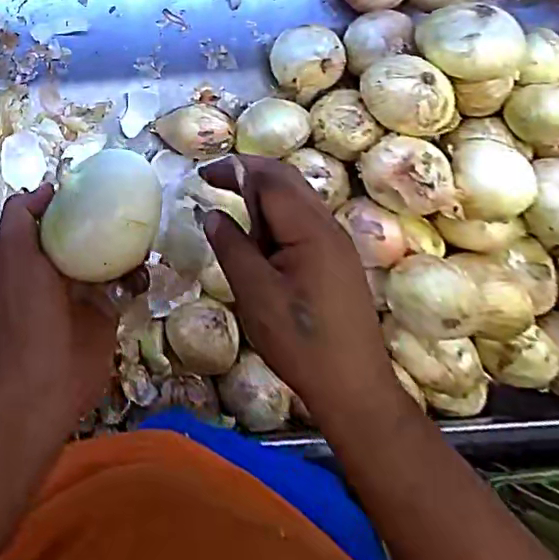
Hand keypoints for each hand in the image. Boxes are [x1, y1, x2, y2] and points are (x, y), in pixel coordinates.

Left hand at [0, 185, 119, 428]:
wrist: (43, 378)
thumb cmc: (26, 309)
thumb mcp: (13, 251)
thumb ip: (21, 214)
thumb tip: (48, 187)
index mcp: (34, 249)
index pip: (56, 213)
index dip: (74, 197)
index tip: (99, 180)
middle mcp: (59, 265)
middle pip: (88, 230)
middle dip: (108, 218)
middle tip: (132, 206)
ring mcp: (85, 289)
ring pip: (112, 254)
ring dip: (129, 245)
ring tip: (142, 240)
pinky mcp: (108, 311)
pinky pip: (127, 284)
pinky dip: (137, 276)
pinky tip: (141, 277)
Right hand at [201, 156, 399, 420]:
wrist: (356, 390)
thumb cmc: (301, 342)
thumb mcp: (255, 294)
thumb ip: (232, 247)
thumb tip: (212, 214)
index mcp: (310, 230)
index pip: (270, 179)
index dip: (235, 169)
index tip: (202, 174)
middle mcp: (328, 227)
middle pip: (288, 179)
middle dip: (249, 171)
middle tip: (214, 179)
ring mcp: (337, 244)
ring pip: (297, 198)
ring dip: (263, 191)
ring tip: (231, 204)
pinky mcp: (337, 260)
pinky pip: (303, 219)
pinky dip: (275, 213)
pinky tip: (258, 235)